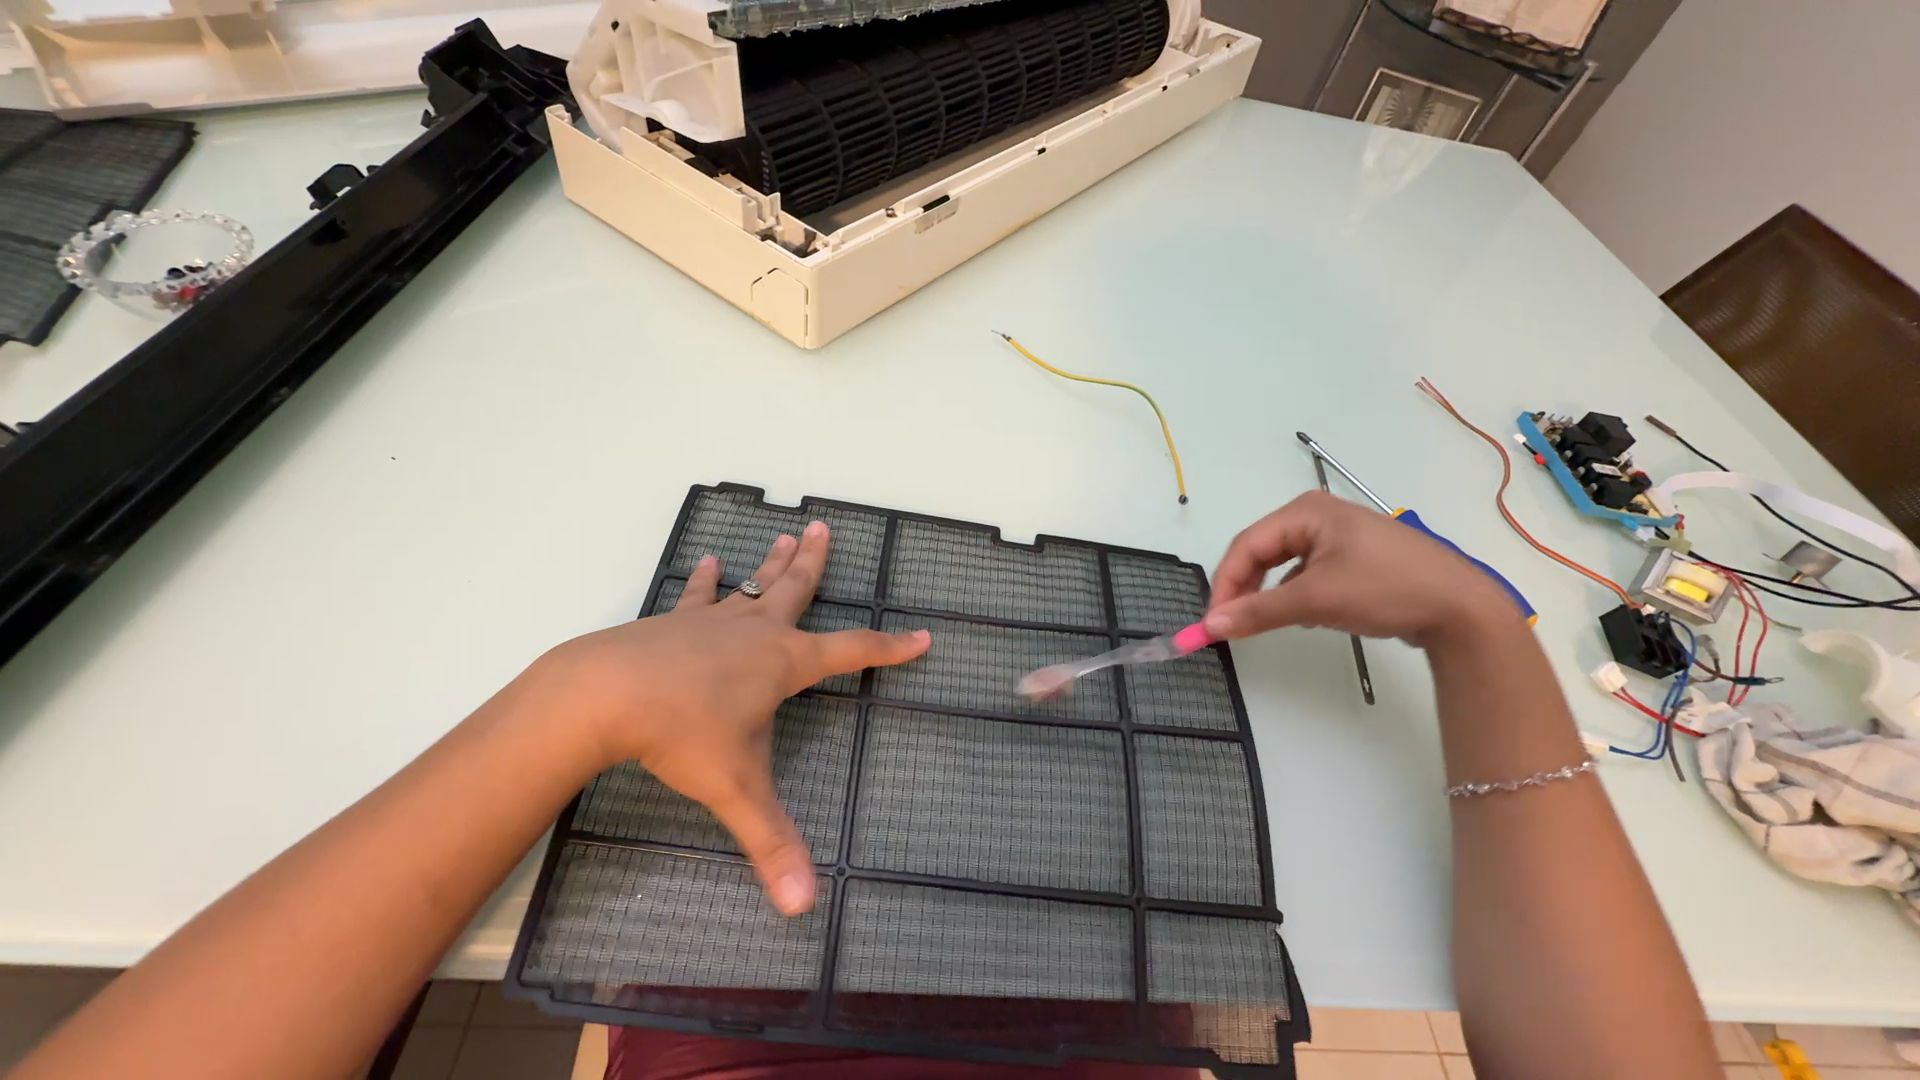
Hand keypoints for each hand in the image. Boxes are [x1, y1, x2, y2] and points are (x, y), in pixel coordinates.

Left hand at [546, 521, 929, 915]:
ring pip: (755, 585)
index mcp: (785, 664)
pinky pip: (699, 595)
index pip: (852, 653)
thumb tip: (802, 905)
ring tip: (787, 534)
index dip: (890, 649)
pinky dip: (708, 580)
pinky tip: (712, 563)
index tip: (922, 637)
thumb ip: (771, 843)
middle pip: (797, 589)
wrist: (606, 695)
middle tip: (823, 526)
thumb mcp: (737, 790)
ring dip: (773, 562)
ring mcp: (715, 621)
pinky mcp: (675, 621)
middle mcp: (757, 633)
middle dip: (815, 561)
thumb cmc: (683, 735)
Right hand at [1204, 492, 1519, 647]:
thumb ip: (1257, 612)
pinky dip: (1295, 595)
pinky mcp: (1356, 558)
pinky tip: (1301, 616)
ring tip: (1263, 621)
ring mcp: (1340, 536)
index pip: (1246, 545)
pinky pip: (1308, 574)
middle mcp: (1318, 516)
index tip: (1213, 623)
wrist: (1464, 609)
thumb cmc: (1386, 589)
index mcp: (1305, 511)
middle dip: (1244, 588)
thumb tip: (1209, 627)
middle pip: (1262, 552)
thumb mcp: (1315, 600)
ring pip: (1283, 565)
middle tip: (1232, 625)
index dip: (1224, 584)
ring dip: (1269, 593)